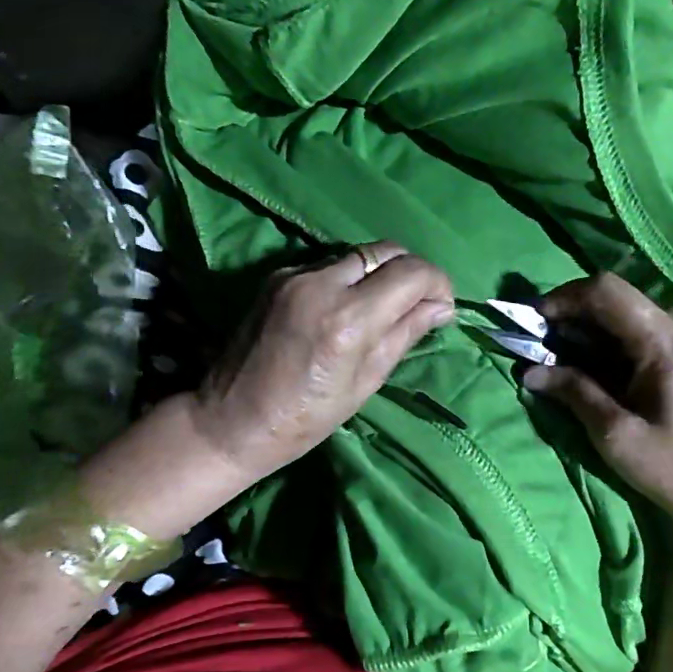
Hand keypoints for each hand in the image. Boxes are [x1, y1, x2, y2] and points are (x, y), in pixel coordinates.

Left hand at [189, 241, 454, 479]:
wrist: (231, 420)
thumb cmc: (306, 418)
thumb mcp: (366, 382)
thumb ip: (404, 334)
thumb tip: (440, 307)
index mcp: (349, 319)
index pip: (412, 273)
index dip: (437, 284)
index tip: (441, 306)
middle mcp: (322, 284)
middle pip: (386, 250)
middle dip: (410, 272)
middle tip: (416, 304)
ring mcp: (294, 276)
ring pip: (356, 255)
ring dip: (378, 275)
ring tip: (378, 310)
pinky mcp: (276, 276)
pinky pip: (327, 266)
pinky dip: (346, 281)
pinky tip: (339, 311)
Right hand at [523, 274, 672, 560]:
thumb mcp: (614, 433)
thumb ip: (573, 391)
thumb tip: (529, 371)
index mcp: (667, 341)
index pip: (607, 291)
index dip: (563, 298)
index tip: (531, 323)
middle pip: (617, 298)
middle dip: (571, 314)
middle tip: (538, 343)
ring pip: (628, 315)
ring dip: (588, 330)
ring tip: (557, 359)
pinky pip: (642, 334)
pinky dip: (609, 343)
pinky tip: (591, 369)